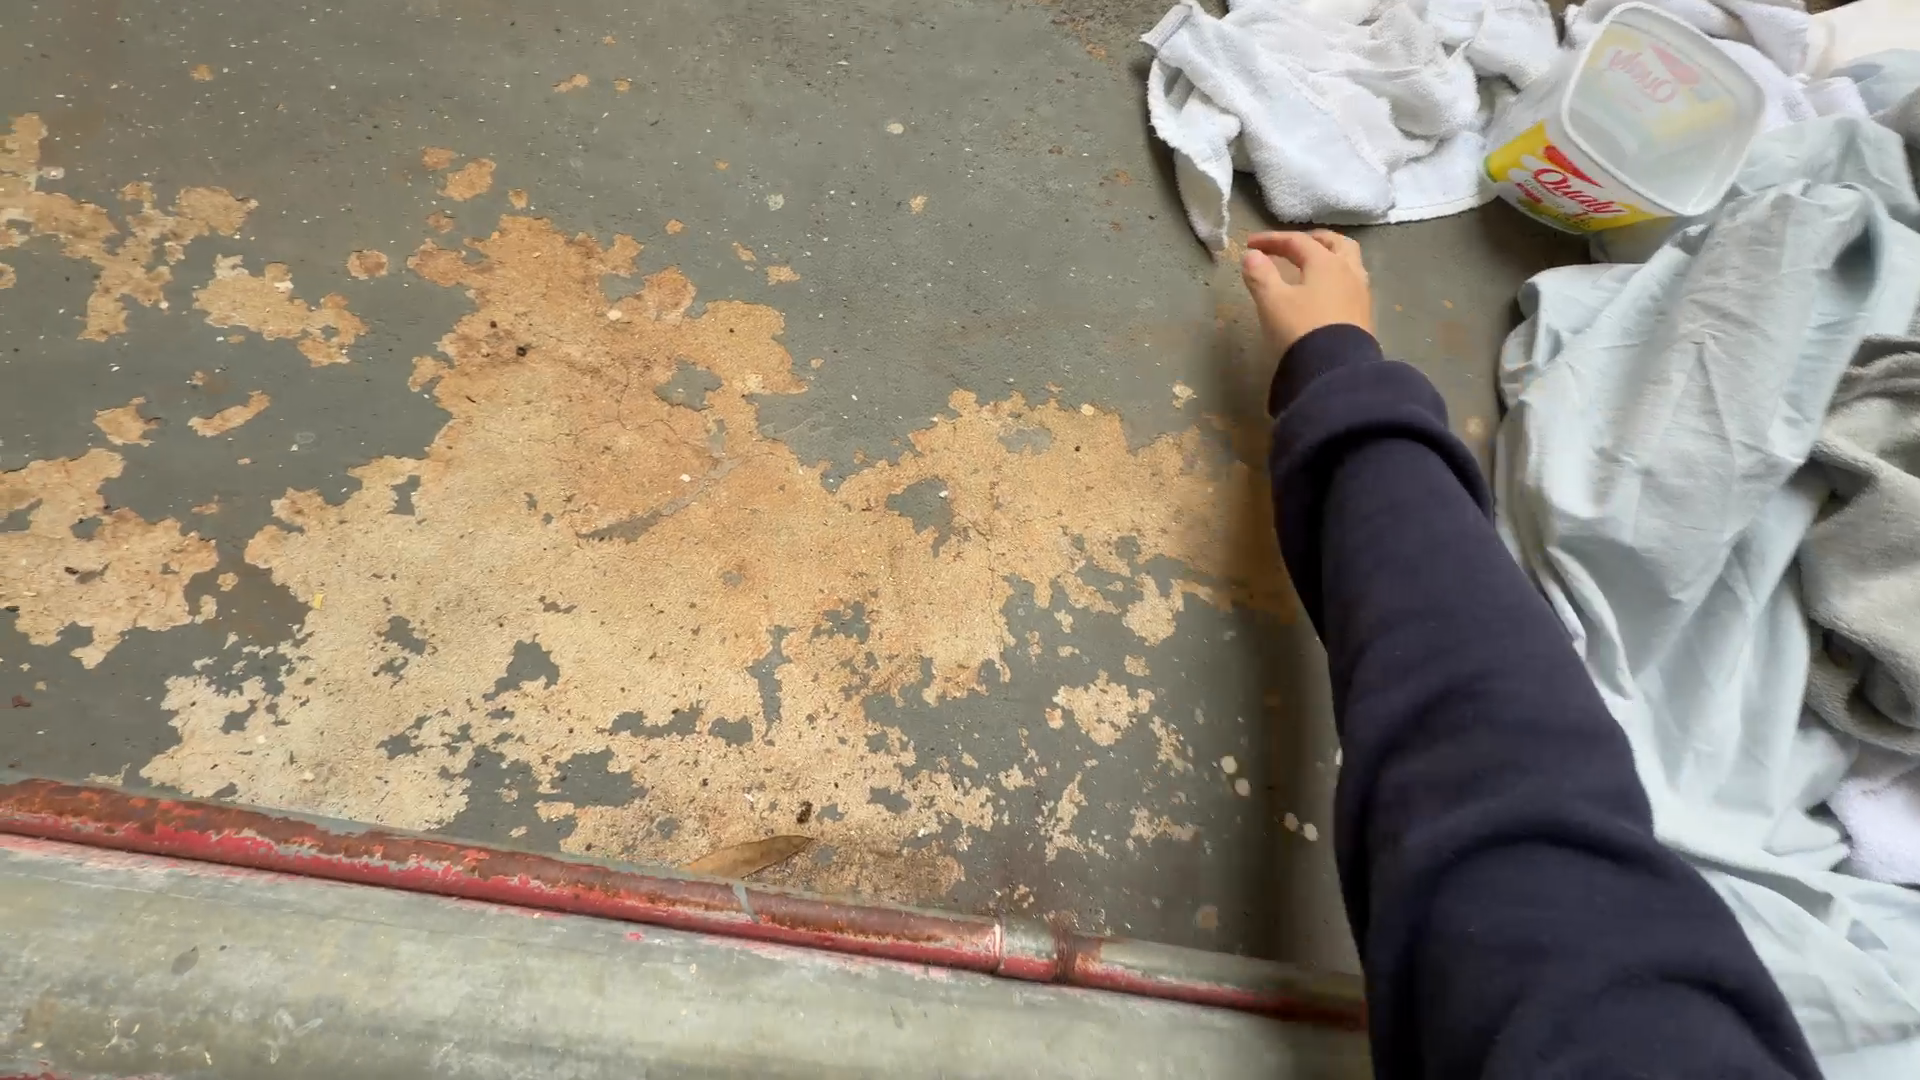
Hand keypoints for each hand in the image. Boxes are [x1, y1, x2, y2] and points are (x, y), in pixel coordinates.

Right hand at [1240, 230, 1373, 356]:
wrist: (1333, 367)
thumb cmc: (1300, 329)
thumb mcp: (1272, 302)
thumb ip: (1260, 276)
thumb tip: (1251, 255)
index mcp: (1325, 262)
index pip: (1297, 241)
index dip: (1272, 240)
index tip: (1249, 244)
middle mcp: (1348, 270)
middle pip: (1333, 243)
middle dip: (1309, 240)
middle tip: (1290, 246)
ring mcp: (1360, 292)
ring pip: (1348, 262)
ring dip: (1329, 256)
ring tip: (1313, 266)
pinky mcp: (1363, 313)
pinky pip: (1351, 283)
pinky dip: (1336, 278)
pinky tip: (1326, 292)